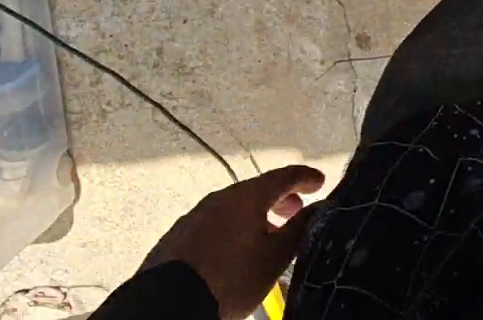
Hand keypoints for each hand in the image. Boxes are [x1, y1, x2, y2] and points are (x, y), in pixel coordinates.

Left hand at [141, 165, 325, 318]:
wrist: (162, 310)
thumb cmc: (229, 279)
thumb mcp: (274, 257)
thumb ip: (300, 227)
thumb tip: (318, 207)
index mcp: (247, 196)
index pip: (285, 175)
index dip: (306, 177)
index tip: (320, 182)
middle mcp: (219, 199)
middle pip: (256, 190)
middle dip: (279, 199)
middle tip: (294, 210)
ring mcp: (192, 218)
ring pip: (232, 208)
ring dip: (253, 216)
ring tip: (264, 235)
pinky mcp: (172, 240)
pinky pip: (212, 225)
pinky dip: (230, 229)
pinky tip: (232, 251)